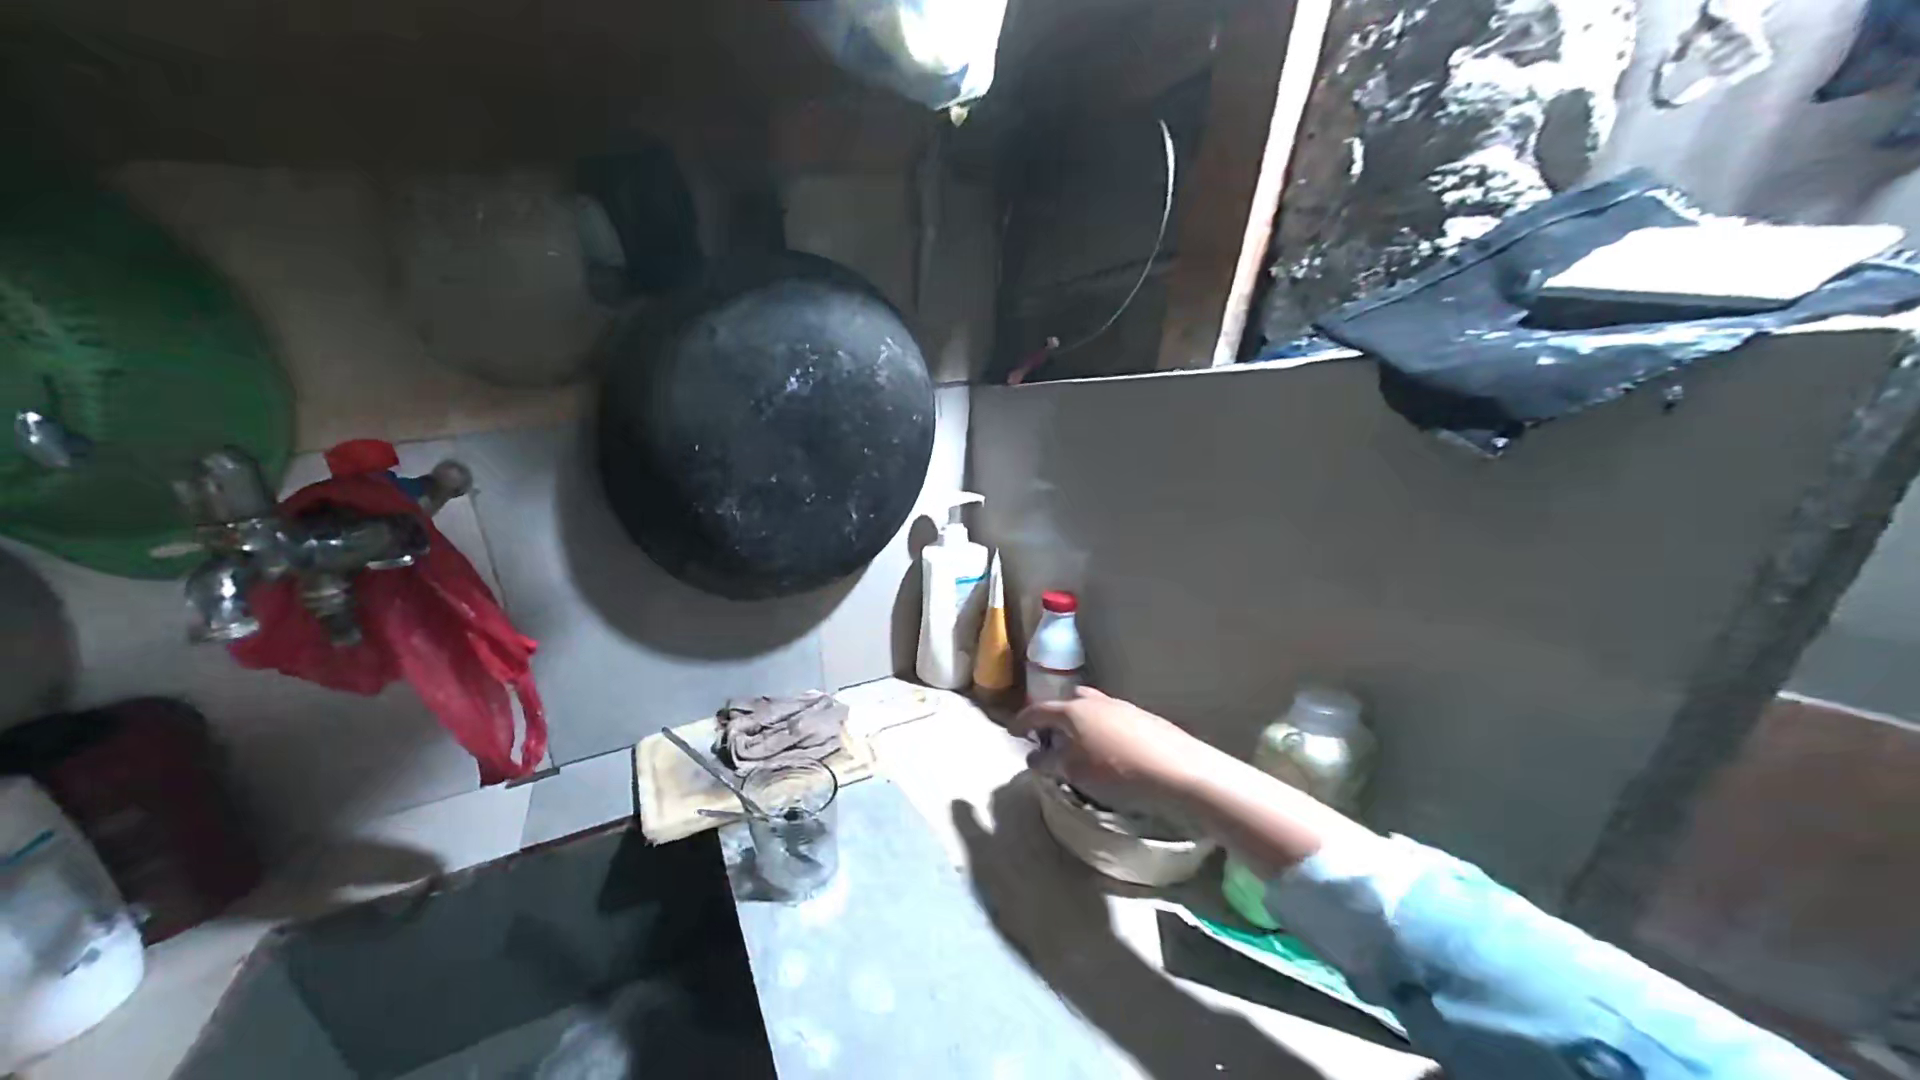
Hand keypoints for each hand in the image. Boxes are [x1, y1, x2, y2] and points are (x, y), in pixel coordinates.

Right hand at [1011, 687, 1215, 810]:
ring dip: (1082, 724)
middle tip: (1051, 737)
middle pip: (1069, 702)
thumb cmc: (1117, 772)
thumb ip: (1049, 763)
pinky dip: (1103, 731)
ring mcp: (1123, 707)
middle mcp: (1097, 702)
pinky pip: (1114, 720)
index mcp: (1073, 711)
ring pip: (1094, 709)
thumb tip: (1034, 757)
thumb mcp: (1074, 772)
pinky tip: (1111, 752)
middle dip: (1056, 717)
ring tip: (1082, 747)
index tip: (1012, 731)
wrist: (1178, 771)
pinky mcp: (1146, 719)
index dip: (1022, 721)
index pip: (1039, 711)